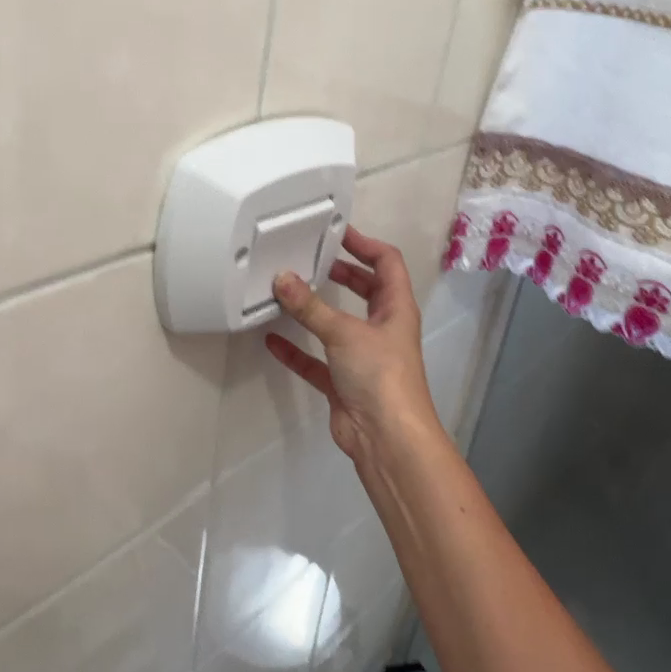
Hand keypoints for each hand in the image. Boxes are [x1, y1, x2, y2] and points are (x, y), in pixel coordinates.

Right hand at [266, 227, 443, 461]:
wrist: (387, 438)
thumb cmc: (380, 375)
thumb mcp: (344, 332)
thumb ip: (310, 307)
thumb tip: (281, 278)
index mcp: (397, 308)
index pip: (388, 263)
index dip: (366, 245)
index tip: (336, 233)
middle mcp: (383, 329)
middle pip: (367, 290)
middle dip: (344, 273)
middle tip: (314, 258)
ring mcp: (363, 357)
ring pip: (339, 325)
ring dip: (317, 310)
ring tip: (290, 291)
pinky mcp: (343, 383)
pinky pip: (316, 360)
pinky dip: (297, 350)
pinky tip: (273, 340)